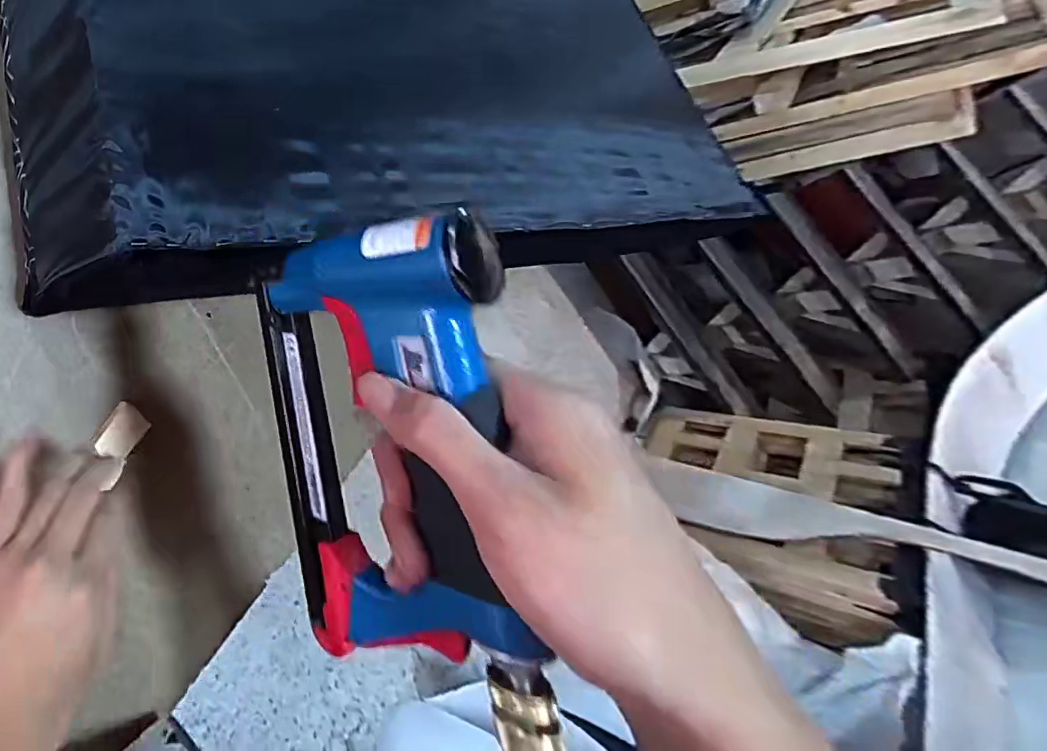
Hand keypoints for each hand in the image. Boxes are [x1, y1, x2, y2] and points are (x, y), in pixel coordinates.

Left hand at [0, 439, 122, 750]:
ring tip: (86, 445)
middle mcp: (57, 561)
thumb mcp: (96, 651)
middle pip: (85, 497)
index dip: (117, 499)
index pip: (110, 524)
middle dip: (102, 468)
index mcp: (89, 591)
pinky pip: (7, 497)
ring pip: (52, 490)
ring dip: (72, 461)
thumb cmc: (45, 698)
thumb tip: (109, 545)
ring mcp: (19, 552)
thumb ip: (107, 591)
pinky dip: (19, 463)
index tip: (121, 485)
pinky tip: (30, 440)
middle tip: (112, 450)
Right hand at [359, 366, 825, 750]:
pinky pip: (478, 500)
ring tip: (417, 565)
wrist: (690, 695)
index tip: (374, 432)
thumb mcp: (499, 503)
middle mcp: (547, 430)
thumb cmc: (594, 586)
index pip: (452, 366)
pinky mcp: (550, 514)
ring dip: (422, 513)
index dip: (404, 390)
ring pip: (453, 467)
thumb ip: (433, 432)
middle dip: (411, 476)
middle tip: (403, 524)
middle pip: (445, 423)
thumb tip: (372, 379)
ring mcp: (550, 474)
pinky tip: (430, 571)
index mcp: (545, 407)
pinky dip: (448, 531)